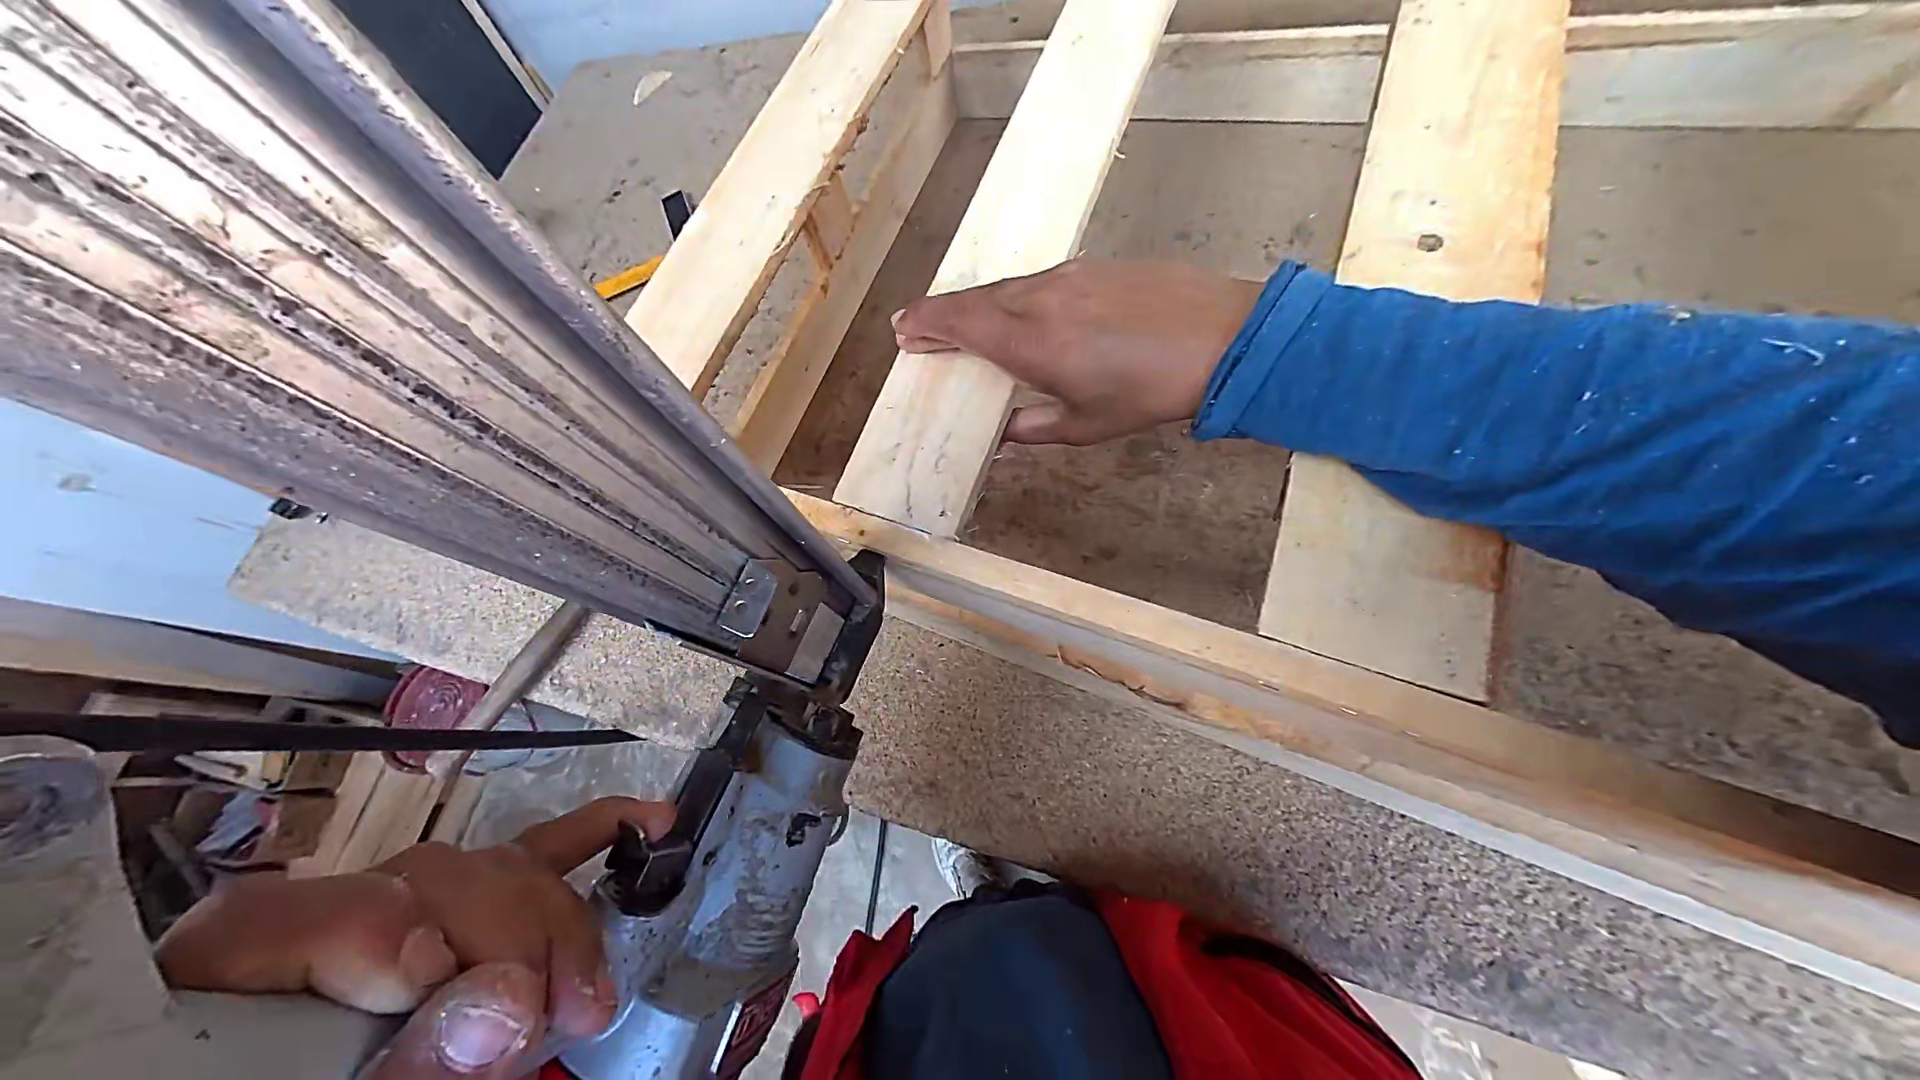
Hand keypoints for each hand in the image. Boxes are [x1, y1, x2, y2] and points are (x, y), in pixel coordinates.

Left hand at [155, 795, 673, 1077]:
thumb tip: (506, 1004)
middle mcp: (331, 910)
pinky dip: (596, 836)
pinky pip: (540, 851)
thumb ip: (407, 1068)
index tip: (454, 992)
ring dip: (557, 925)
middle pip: (429, 880)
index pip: (301, 914)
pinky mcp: (474, 898)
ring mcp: (413, 894)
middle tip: (551, 1018)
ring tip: (584, 996)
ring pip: (498, 866)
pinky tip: (651, 822)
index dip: (382, 937)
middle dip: (506, 941)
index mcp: (237, 968)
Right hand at [891, 259, 1262, 445]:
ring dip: (977, 304)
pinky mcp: (1095, 265)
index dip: (926, 324)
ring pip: (1006, 288)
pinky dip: (1015, 296)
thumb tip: (1004, 433)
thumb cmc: (1149, 392)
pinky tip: (1022, 311)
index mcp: (1030, 342)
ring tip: (965, 323)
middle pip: (974, 300)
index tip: (902, 330)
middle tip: (919, 328)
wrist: (1222, 338)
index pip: (961, 325)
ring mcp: (1068, 276)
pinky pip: (1039, 280)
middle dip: (940, 313)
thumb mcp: (1086, 426)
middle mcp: (1040, 299)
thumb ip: (1034, 428)